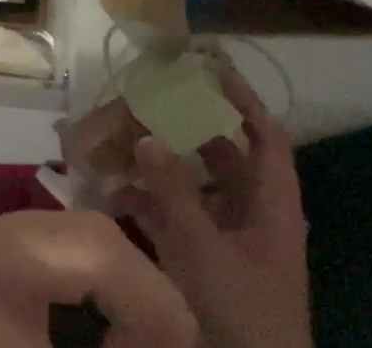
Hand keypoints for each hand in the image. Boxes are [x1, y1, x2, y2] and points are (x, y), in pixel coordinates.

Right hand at [116, 69, 311, 347]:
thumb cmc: (241, 305)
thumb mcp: (204, 247)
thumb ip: (173, 191)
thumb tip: (144, 134)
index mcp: (270, 207)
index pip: (265, 140)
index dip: (244, 102)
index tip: (211, 67)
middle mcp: (247, 213)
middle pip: (218, 156)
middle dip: (180, 126)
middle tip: (138, 98)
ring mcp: (220, 234)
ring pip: (185, 182)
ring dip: (150, 160)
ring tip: (108, 136)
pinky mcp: (194, 254)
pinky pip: (163, 211)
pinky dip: (135, 196)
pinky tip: (101, 187)